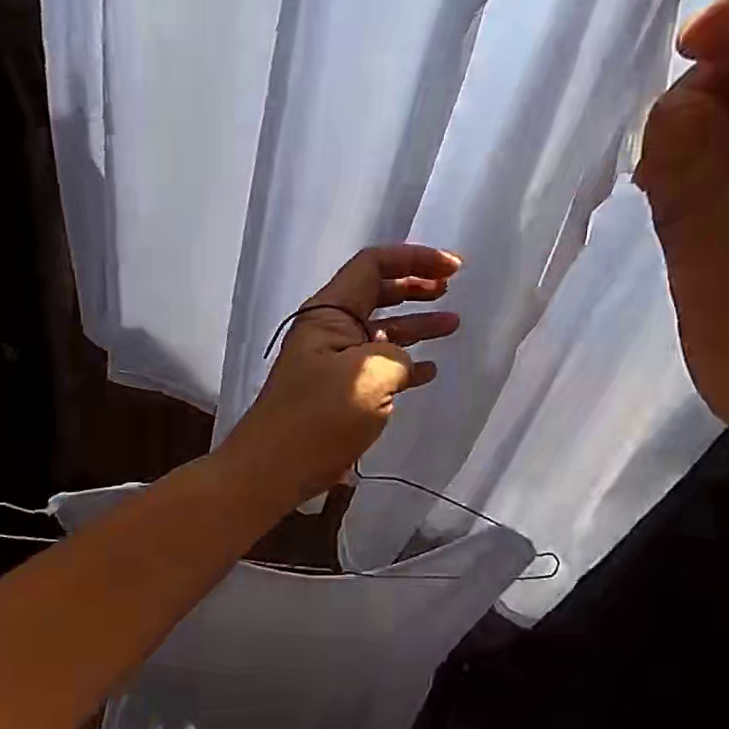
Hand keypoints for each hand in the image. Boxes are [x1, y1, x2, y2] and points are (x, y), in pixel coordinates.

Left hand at [221, 245, 463, 505]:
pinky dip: (406, 364)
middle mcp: (331, 330)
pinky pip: (380, 367)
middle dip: (414, 286)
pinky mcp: (341, 392)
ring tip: (452, 324)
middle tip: (450, 288)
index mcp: (330, 312)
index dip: (414, 259)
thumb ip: (398, 356)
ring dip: (417, 324)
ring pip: (382, 331)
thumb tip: (406, 362)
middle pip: (377, 293)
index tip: (453, 268)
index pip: (372, 265)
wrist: (275, 468)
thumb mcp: (370, 376)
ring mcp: (335, 362)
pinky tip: (430, 370)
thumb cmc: (319, 416)